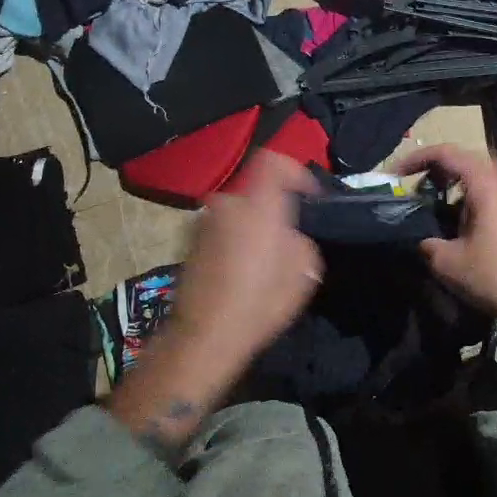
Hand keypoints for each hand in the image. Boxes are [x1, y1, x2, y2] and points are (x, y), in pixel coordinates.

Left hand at [107, 151, 320, 460]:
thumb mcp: (305, 271)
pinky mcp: (188, 243)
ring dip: (251, 226)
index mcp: (257, 203)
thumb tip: (291, 234)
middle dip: (272, 208)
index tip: (308, 196)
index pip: (274, 159)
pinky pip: (221, 230)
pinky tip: (240, 272)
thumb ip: (301, 238)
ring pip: (237, 212)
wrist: (205, 336)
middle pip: (255, 190)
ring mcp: (202, 222)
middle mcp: (226, 203)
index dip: (295, 171)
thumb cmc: (260, 300)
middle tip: (287, 236)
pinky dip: (233, 241)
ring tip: (263, 259)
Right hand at [394, 145, 496, 327]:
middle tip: (417, 188)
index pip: (446, 153)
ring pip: (482, 178)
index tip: (395, 176)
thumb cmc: (496, 277)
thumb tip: (420, 237)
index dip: (415, 158)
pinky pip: (494, 194)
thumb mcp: (448, 263)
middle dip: (437, 169)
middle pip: (466, 160)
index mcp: (486, 184)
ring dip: (456, 186)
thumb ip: (426, 242)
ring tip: (435, 207)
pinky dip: (472, 199)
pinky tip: (462, 226)